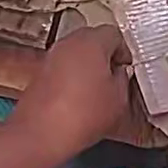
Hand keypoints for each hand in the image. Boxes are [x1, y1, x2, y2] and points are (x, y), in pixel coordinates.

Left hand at [10, 24, 136, 157]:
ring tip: (97, 90)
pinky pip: (62, 67)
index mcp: (91, 41)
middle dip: (105, 55)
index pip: (114, 34)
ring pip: (75, 53)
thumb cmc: (83, 114)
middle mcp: (68, 43)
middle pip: (92, 40)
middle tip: (115, 76)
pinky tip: (78, 98)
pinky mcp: (39, 72)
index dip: (124, 51)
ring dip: (87, 65)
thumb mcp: (118, 98)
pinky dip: (71, 76)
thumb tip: (117, 73)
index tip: (128, 66)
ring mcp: (51, 56)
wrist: (41, 133)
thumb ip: (122, 78)